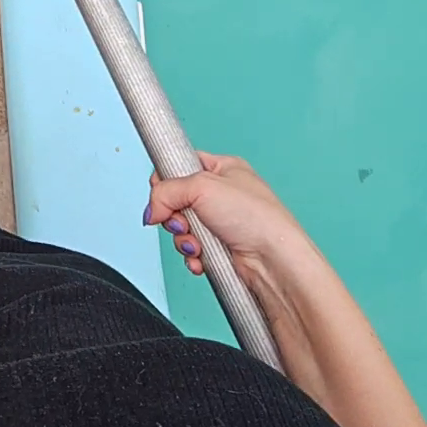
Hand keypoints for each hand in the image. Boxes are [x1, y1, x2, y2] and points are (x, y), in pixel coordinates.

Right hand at [144, 153, 315, 283]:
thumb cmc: (257, 218)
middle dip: (173, 216)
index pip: (179, 164)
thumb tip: (151, 210)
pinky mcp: (220, 246)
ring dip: (183, 238)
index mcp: (222, 168)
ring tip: (196, 243)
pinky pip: (190, 247)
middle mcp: (221, 194)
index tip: (162, 193)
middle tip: (182, 222)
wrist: (275, 261)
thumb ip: (165, 191)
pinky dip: (191, 254)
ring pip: (180, 226)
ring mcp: (220, 221)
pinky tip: (201, 257)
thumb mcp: (201, 187)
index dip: (166, 180)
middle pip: (175, 199)